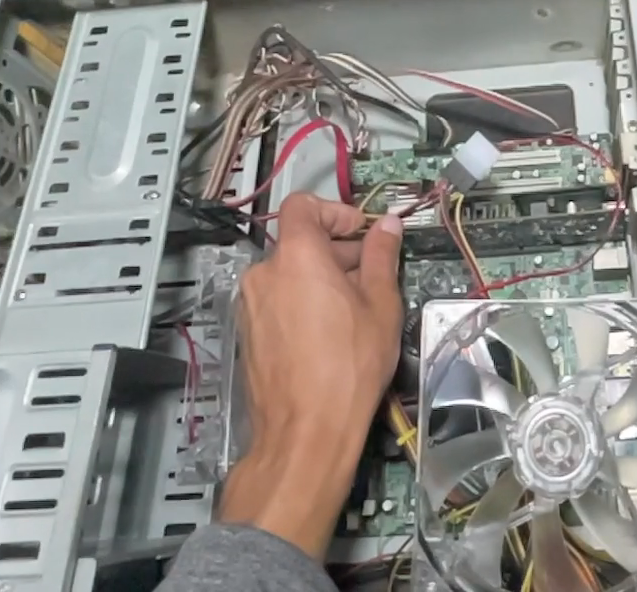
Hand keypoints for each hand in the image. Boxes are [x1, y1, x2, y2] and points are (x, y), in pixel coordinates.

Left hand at [216, 193, 404, 557]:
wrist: (307, 433)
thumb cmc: (348, 366)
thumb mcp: (380, 303)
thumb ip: (381, 255)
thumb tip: (387, 226)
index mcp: (296, 256)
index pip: (304, 205)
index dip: (336, 212)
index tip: (361, 232)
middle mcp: (264, 274)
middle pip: (300, 240)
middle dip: (337, 250)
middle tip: (371, 274)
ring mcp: (251, 305)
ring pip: (290, 272)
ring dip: (322, 277)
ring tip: (356, 308)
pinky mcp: (249, 333)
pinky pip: (279, 299)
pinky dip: (304, 301)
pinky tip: (332, 330)